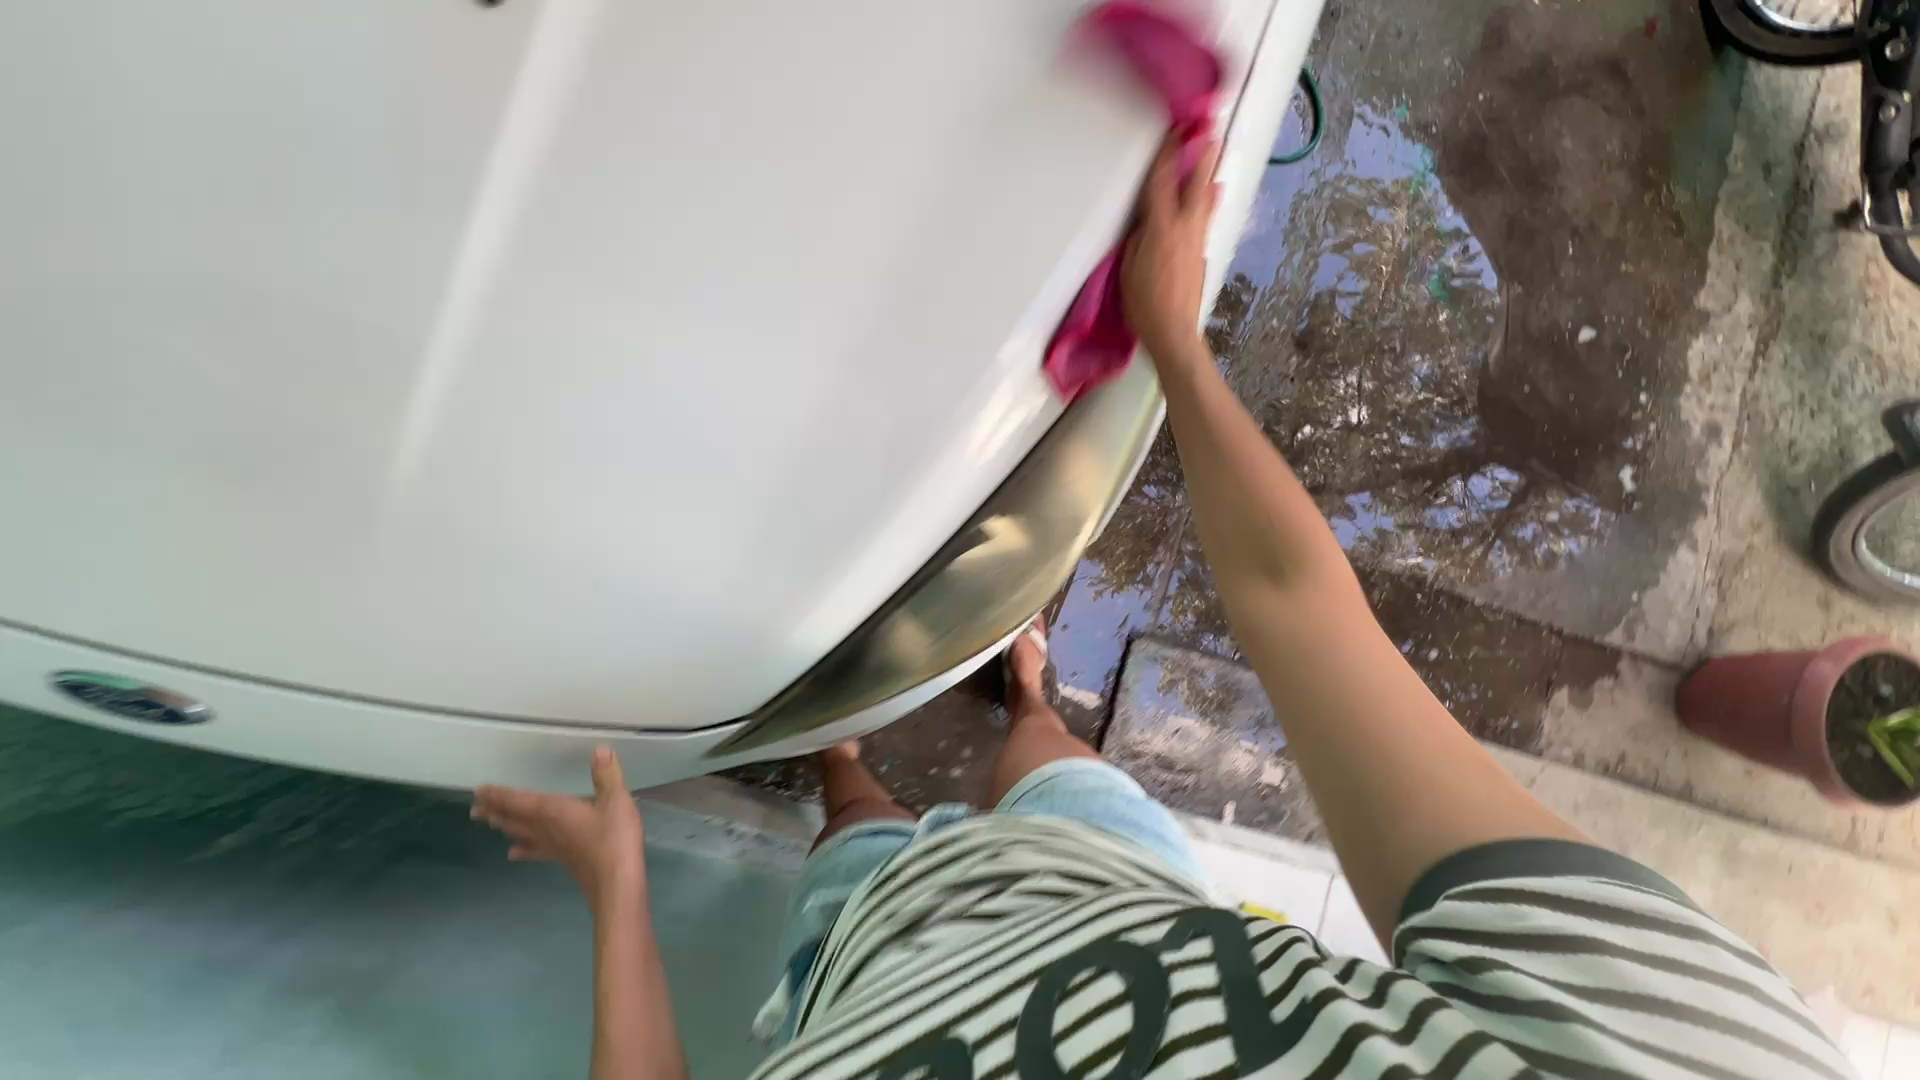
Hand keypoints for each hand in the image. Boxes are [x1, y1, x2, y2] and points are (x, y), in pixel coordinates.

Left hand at [473, 746, 644, 908]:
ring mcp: (552, 846)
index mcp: (552, 810)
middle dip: (495, 810)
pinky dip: (522, 849)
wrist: (616, 880)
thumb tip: (600, 749)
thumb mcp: (616, 800)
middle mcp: (545, 828)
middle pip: (513, 818)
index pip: (518, 801)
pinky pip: (534, 851)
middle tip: (475, 807)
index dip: (498, 794)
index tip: (478, 790)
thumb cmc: (613, 837)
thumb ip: (606, 775)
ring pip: (520, 833)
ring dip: (504, 825)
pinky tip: (513, 852)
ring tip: (489, 821)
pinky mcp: (561, 858)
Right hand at [1122, 132, 1221, 369]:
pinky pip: (1207, 217)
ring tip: (1217, 149)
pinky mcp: (1201, 253)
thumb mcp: (1128, 268)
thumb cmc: (1143, 304)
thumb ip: (1138, 240)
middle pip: (1194, 183)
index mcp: (1160, 228)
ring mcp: (1196, 239)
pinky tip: (1215, 191)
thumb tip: (1147, 224)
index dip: (1167, 155)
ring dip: (1209, 172)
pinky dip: (1211, 200)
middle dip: (1201, 154)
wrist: (1173, 330)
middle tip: (1208, 129)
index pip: (1162, 183)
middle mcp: (1184, 227)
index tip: (1173, 132)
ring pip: (1205, 198)